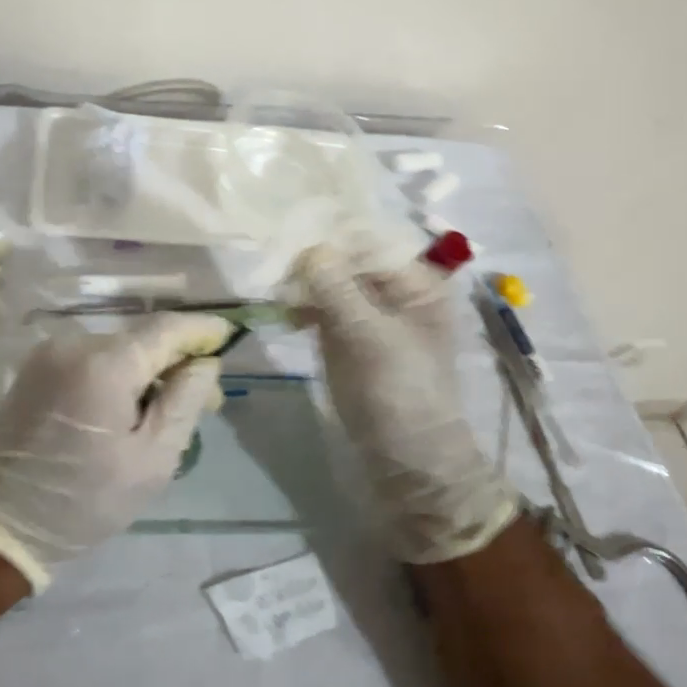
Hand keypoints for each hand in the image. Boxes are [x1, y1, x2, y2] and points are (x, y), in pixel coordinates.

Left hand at [0, 313, 228, 592]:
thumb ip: (184, 400)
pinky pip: (90, 358)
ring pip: (117, 348)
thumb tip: (205, 361)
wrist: (5, 523)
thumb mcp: (153, 460)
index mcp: (103, 365)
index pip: (165, 327)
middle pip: (141, 338)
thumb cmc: (86, 501)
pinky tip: (126, 407)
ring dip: (145, 369)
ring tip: (165, 411)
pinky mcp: (35, 367)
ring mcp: (48, 352)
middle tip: (205, 398)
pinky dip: (116, 373)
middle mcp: (73, 344)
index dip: (201, 329)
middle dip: (175, 360)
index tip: (229, 336)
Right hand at [296, 243, 520, 563]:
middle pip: (345, 253)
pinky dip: (299, 302)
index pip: (368, 235)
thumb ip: (340, 291)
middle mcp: (392, 287)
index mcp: (415, 280)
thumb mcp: (373, 340)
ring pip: (326, 277)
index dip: (330, 228)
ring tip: (274, 286)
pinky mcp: (345, 335)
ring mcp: (366, 311)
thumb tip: (309, 247)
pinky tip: (282, 311)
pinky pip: (318, 304)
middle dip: (310, 252)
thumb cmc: (405, 397)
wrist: (410, 466)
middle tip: (270, 252)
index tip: (288, 221)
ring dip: (300, 277)